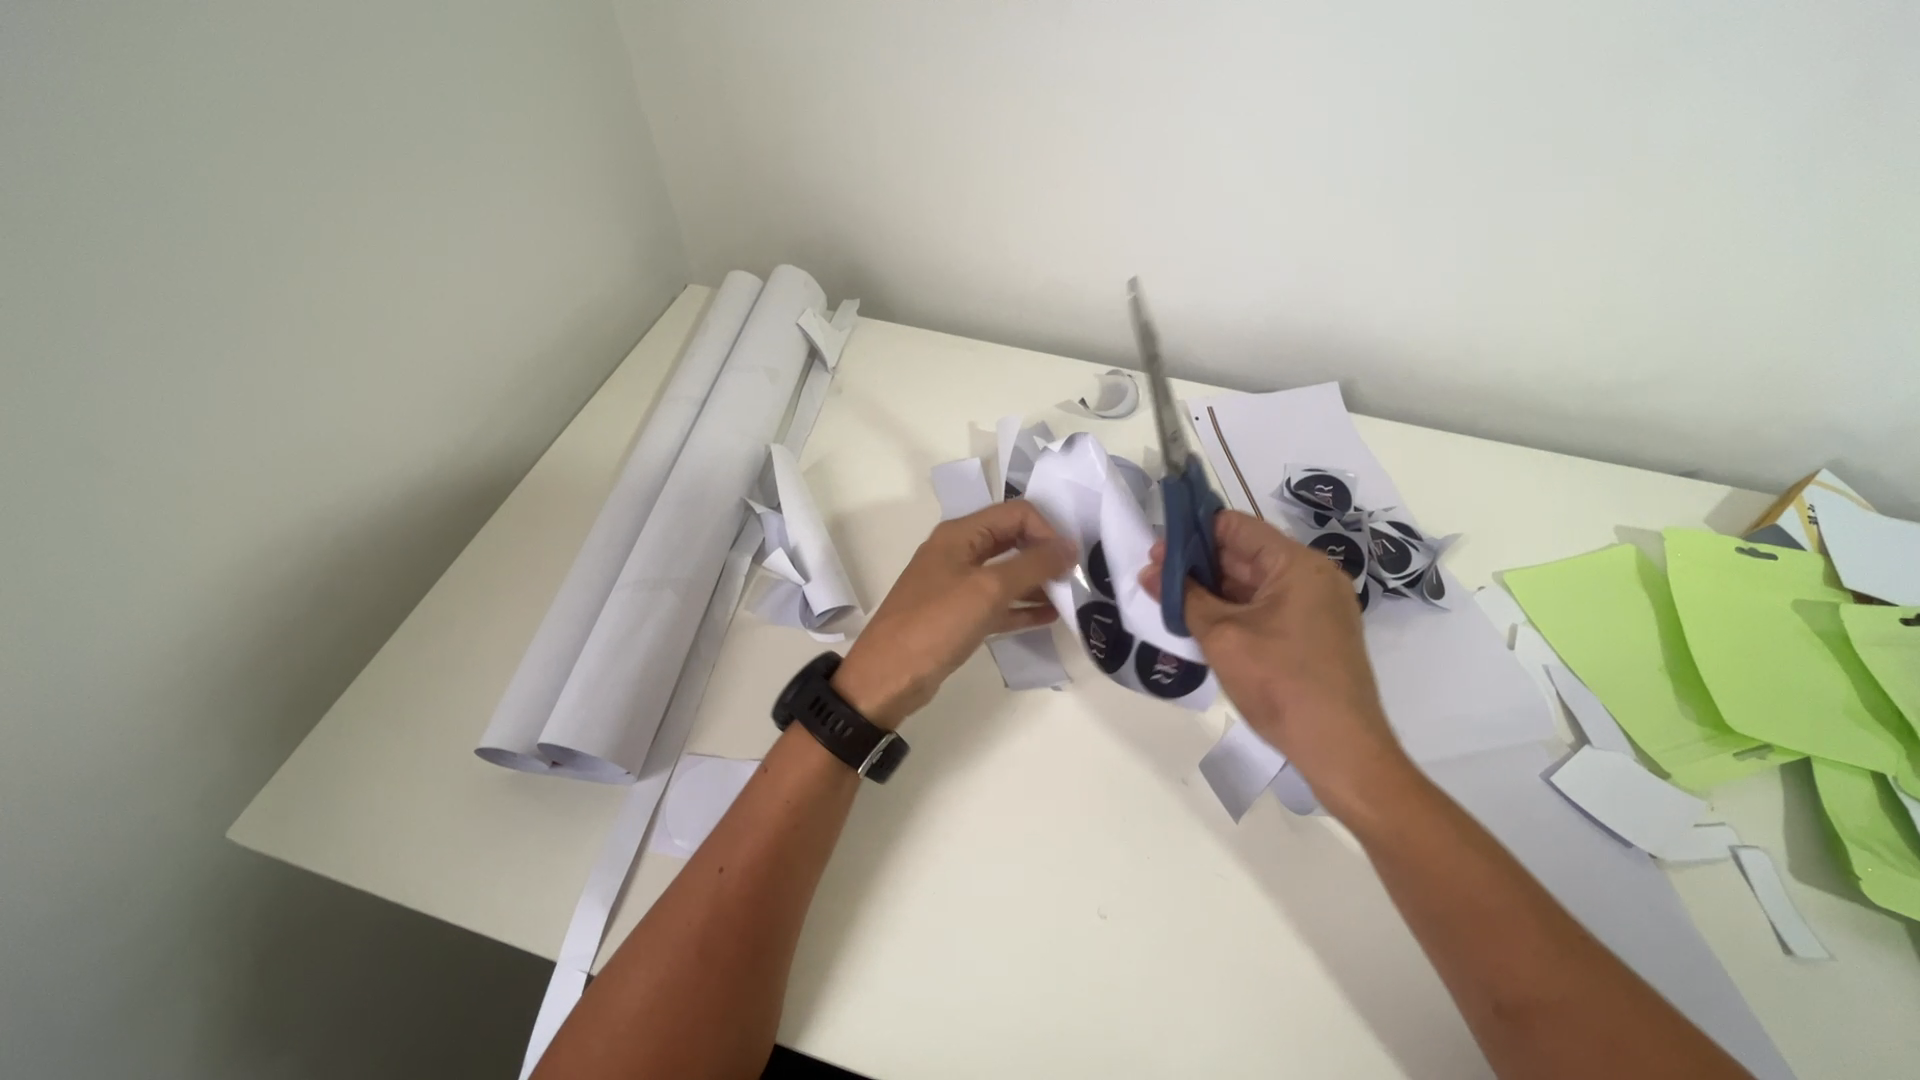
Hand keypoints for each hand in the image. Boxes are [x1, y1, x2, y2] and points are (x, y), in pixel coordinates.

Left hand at [834, 500, 1075, 727]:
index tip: (1070, 560)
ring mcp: (957, 585)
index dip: (1047, 531)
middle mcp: (958, 552)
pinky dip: (1022, 607)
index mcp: (959, 535)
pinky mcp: (958, 616)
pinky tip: (1050, 617)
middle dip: (1045, 554)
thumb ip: (1032, 565)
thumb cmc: (935, 625)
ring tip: (1071, 598)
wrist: (887, 677)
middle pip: (1012, 540)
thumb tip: (1069, 547)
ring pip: (1007, 574)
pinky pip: (998, 603)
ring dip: (1037, 582)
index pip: (1016, 514)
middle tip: (1077, 577)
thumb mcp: (988, 590)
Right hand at [1140, 510, 1411, 809]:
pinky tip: (1202, 625)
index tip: (1155, 550)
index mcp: (1297, 564)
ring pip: (1254, 584)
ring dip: (1213, 590)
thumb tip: (1149, 571)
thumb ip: (1184, 598)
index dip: (1192, 532)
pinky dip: (1235, 611)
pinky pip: (1267, 608)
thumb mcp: (1222, 637)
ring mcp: (1318, 606)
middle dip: (1198, 564)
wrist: (1341, 748)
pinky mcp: (1315, 634)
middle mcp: (1313, 576)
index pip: (1236, 526)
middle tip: (1154, 578)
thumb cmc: (1281, 684)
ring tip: (1171, 603)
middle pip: (1245, 554)